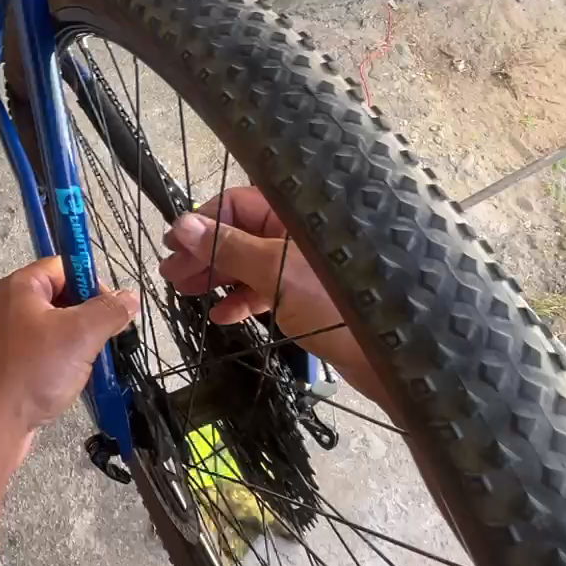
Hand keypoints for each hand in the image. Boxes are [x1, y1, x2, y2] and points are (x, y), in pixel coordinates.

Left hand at [0, 257, 139, 434]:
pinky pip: (40, 349)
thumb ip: (108, 311)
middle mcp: (8, 304)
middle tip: (103, 338)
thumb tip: (129, 298)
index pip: (63, 266)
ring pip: (52, 326)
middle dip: (86, 316)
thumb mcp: (80, 335)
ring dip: (76, 341)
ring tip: (88, 362)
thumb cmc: (32, 371)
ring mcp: (4, 334)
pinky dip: (59, 359)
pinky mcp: (5, 361)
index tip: (110, 309)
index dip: (91, 282)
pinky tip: (69, 379)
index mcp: (20, 286)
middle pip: (59, 295)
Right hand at [157, 187, 383, 407]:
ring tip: (184, 291)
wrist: (395, 361)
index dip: (202, 222)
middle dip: (202, 253)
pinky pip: (263, 288)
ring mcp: (300, 266)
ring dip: (215, 276)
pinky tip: (222, 315)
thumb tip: (182, 225)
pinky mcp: (306, 295)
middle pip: (237, 233)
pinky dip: (241, 298)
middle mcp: (296, 235)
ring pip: (246, 262)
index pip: (235, 204)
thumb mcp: (273, 272)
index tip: (174, 244)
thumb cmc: (338, 307)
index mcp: (293, 216)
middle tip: (170, 273)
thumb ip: (226, 248)